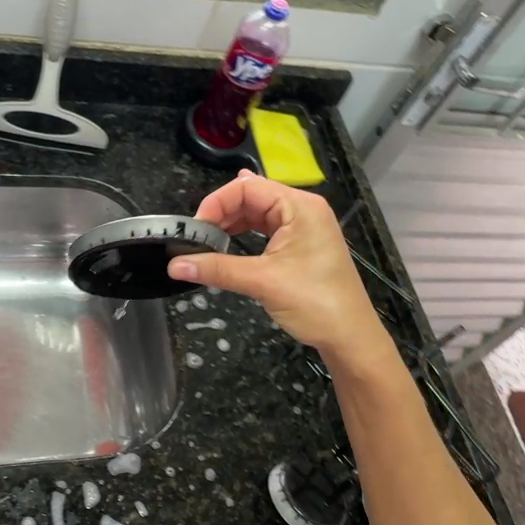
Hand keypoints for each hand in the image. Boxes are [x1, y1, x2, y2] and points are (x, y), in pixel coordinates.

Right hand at [167, 171, 387, 356]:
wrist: (350, 337)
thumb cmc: (314, 303)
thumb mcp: (262, 282)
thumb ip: (217, 269)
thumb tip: (174, 265)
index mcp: (300, 206)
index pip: (248, 187)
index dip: (217, 203)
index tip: (194, 229)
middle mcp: (303, 209)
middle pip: (252, 197)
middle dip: (222, 214)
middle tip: (196, 239)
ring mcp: (304, 227)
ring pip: (258, 214)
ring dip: (231, 226)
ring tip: (207, 244)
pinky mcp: (302, 245)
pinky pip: (267, 230)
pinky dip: (245, 237)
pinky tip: (227, 245)